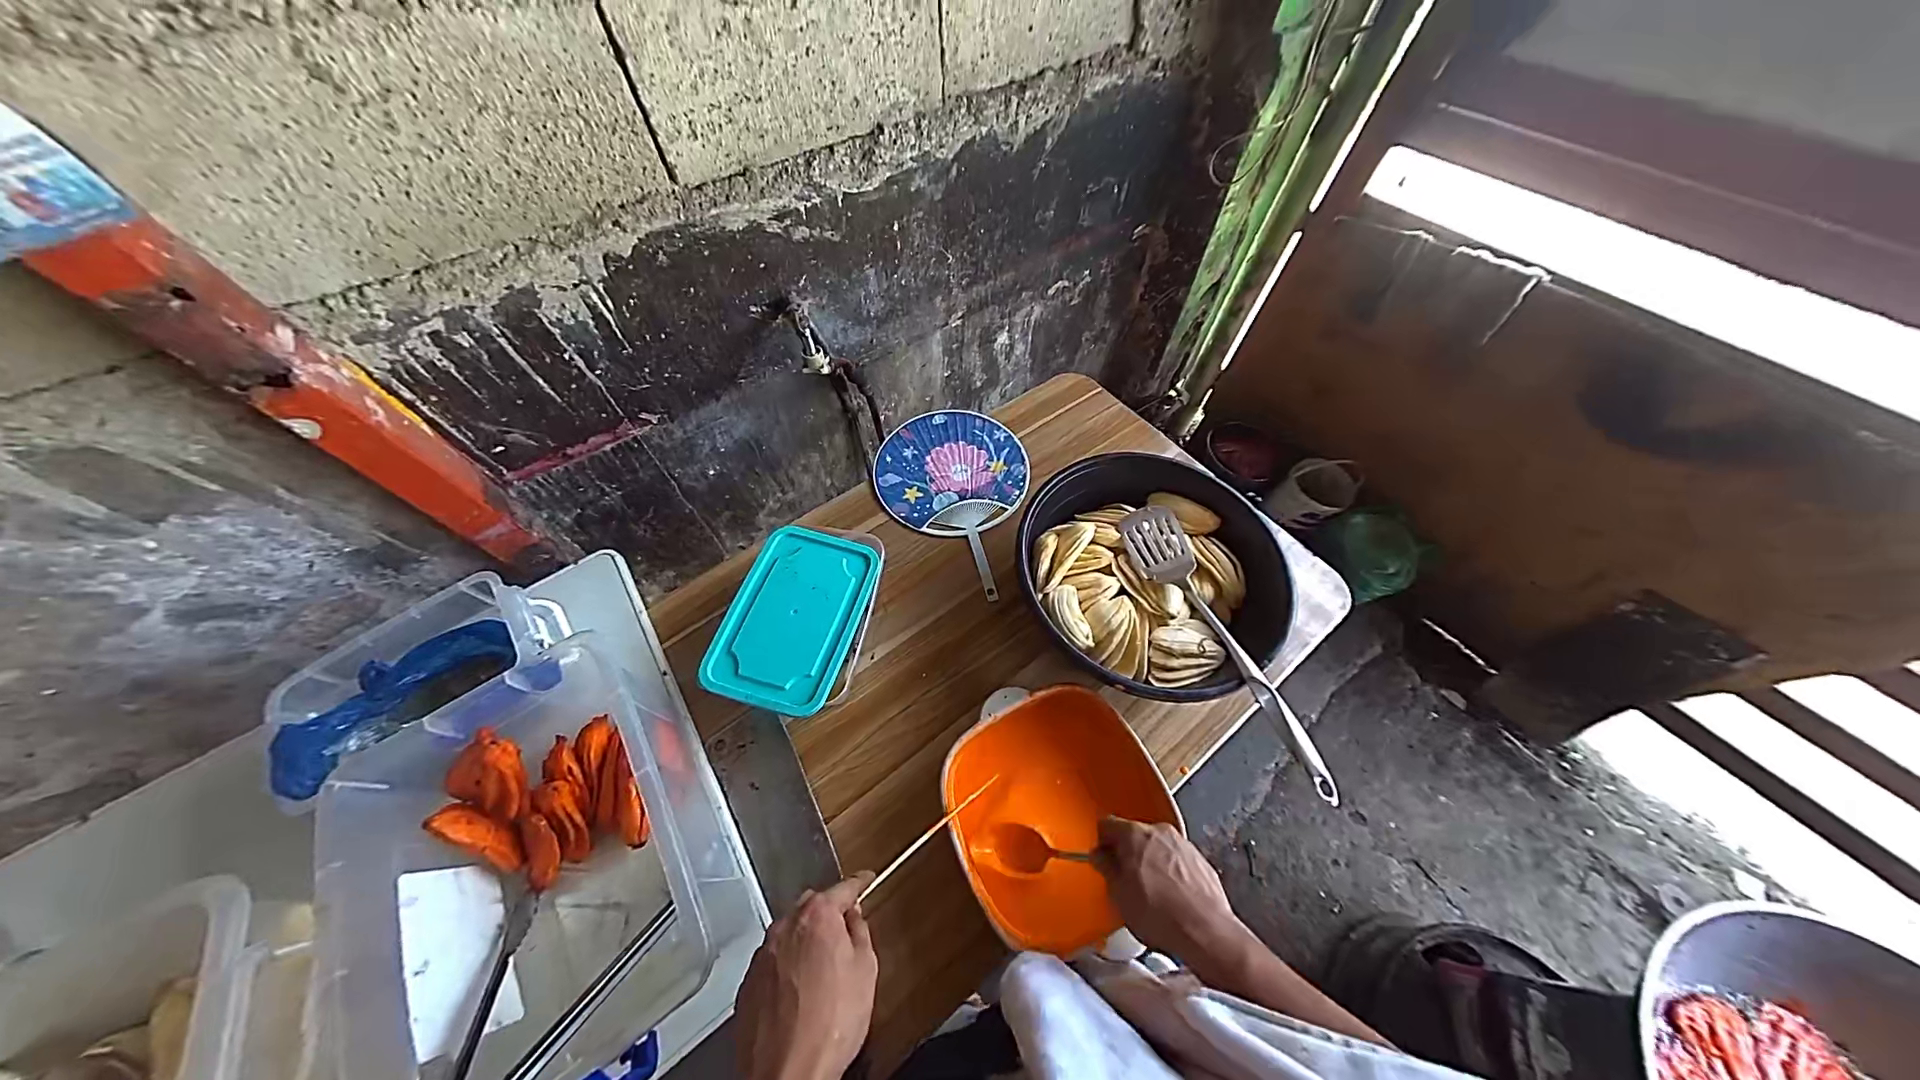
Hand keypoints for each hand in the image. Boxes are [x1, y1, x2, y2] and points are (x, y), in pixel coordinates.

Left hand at [738, 873, 877, 1079]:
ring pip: (790, 933)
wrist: (787, 1073)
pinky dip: (787, 965)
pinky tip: (801, 990)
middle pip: (812, 905)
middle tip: (846, 930)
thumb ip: (860, 933)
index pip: (843, 887)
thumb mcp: (865, 970)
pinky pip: (773, 960)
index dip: (858, 883)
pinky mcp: (749, 982)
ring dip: (806, 941)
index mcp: (818, 917)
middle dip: (829, 913)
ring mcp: (763, 954)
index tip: (865, 880)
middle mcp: (786, 927)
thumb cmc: (828, 1027)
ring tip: (824, 971)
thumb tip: (854, 920)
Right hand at [1094, 816, 1248, 965]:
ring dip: (1151, 864)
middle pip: (1134, 835)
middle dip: (1128, 854)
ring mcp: (1184, 845)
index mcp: (1134, 834)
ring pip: (1158, 848)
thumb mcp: (1118, 894)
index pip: (1107, 825)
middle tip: (1124, 881)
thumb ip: (1106, 867)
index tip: (1101, 858)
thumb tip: (1102, 858)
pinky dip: (1172, 874)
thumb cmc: (1161, 914)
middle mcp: (1160, 832)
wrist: (1207, 933)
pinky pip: (1178, 862)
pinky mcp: (1201, 862)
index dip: (1101, 843)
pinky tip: (1171, 900)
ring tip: (1150, 895)